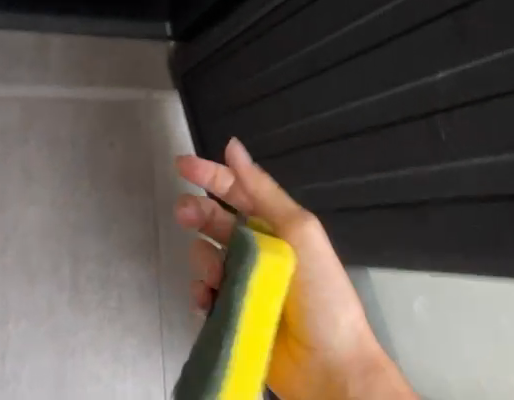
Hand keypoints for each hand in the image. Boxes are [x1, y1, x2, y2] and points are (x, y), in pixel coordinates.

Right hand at [175, 138, 415, 399]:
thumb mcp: (300, 231)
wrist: (331, 367)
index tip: (182, 164)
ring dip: (203, 258)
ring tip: (216, 275)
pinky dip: (200, 293)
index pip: (237, 190)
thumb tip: (233, 146)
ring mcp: (242, 282)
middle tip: (184, 214)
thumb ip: (263, 189)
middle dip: (196, 212)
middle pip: (214, 220)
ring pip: (205, 255)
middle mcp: (256, 249)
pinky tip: (207, 298)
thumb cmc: (322, 294)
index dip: (210, 174)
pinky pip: (203, 293)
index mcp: (275, 226)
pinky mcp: (231, 312)